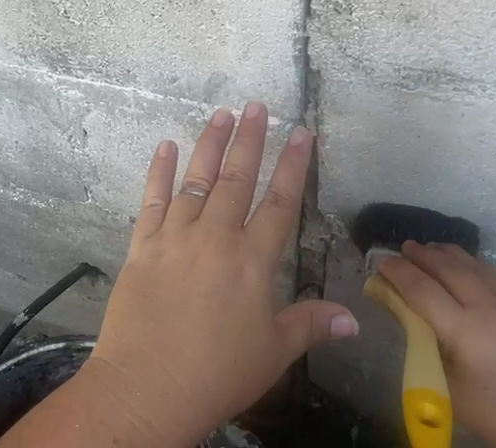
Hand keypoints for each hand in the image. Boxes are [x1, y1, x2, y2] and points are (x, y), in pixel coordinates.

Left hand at [24, 103, 358, 446]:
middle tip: (256, 105)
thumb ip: (310, 325)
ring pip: (196, 180)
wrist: (146, 390)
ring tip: (221, 113)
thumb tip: (352, 319)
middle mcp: (215, 238)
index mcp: (252, 261)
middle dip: (250, 139)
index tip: (301, 132)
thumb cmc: (217, 375)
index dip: (293, 165)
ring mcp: (176, 238)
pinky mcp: (142, 246)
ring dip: (210, 144)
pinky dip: (159, 171)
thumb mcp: (273, 354)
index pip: (280, 202)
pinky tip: (165, 145)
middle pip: (237, 178)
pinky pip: (152, 200)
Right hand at [377, 243, 495, 447]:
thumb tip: (398, 303)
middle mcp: (493, 309)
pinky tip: (465, 270)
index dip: (398, 272)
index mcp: (468, 334)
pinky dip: (474, 268)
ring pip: (475, 265)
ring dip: (448, 255)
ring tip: (430, 250)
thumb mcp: (448, 386)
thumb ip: (422, 340)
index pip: (422, 289)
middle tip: (404, 248)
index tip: (381, 262)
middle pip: (448, 267)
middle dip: (422, 255)